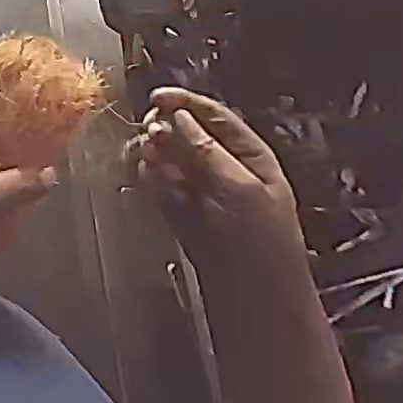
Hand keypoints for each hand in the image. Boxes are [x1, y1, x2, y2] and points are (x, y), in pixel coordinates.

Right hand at [127, 87, 306, 266]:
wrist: (257, 305)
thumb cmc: (260, 243)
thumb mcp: (240, 189)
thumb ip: (206, 151)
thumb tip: (175, 116)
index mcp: (250, 157)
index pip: (216, 118)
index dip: (186, 104)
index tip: (155, 97)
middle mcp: (225, 171)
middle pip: (189, 137)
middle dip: (166, 130)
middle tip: (146, 133)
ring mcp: (202, 195)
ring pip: (172, 162)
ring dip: (156, 155)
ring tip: (143, 156)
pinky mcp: (183, 218)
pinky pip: (163, 190)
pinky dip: (153, 182)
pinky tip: (145, 177)